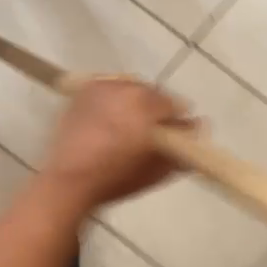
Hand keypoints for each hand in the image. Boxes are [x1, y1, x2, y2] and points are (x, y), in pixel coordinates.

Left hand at [40, 77, 199, 211]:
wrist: (69, 179)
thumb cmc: (116, 177)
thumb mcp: (158, 169)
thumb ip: (184, 146)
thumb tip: (198, 127)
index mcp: (147, 105)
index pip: (175, 104)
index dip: (177, 119)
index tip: (176, 133)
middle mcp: (125, 88)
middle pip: (151, 93)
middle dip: (155, 108)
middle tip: (151, 129)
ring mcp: (100, 87)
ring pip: (128, 87)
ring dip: (133, 101)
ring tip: (129, 123)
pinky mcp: (81, 91)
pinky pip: (106, 88)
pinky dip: (112, 98)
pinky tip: (109, 116)